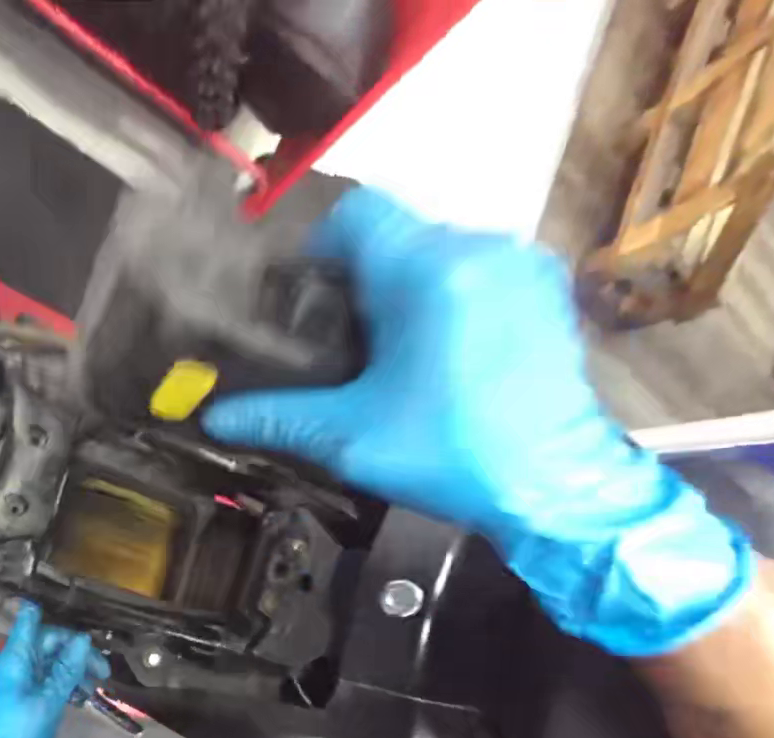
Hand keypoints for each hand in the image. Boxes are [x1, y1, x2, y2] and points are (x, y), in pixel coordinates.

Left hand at [0, 605, 110, 737]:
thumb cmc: (20, 733)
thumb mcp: (49, 701)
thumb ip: (67, 669)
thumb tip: (84, 639)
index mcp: (17, 658)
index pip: (32, 620)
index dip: (50, 611)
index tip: (78, 614)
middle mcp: (18, 662)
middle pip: (51, 641)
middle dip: (78, 650)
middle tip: (103, 670)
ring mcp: (23, 678)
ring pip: (54, 660)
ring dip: (76, 667)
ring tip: (96, 684)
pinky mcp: (28, 693)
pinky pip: (51, 676)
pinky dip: (68, 681)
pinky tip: (83, 694)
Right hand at [202, 189, 751, 655]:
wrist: (558, 489)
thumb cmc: (453, 457)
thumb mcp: (355, 438)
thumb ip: (281, 418)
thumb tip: (215, 418)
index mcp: (428, 271)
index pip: (355, 213)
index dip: (318, 248)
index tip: (308, 299)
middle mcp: (480, 248)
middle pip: (396, 235)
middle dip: (361, 280)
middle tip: (344, 340)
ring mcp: (522, 266)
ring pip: (439, 252)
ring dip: (407, 290)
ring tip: (393, 353)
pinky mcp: (546, 290)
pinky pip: (479, 271)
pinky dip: (450, 298)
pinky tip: (443, 353)